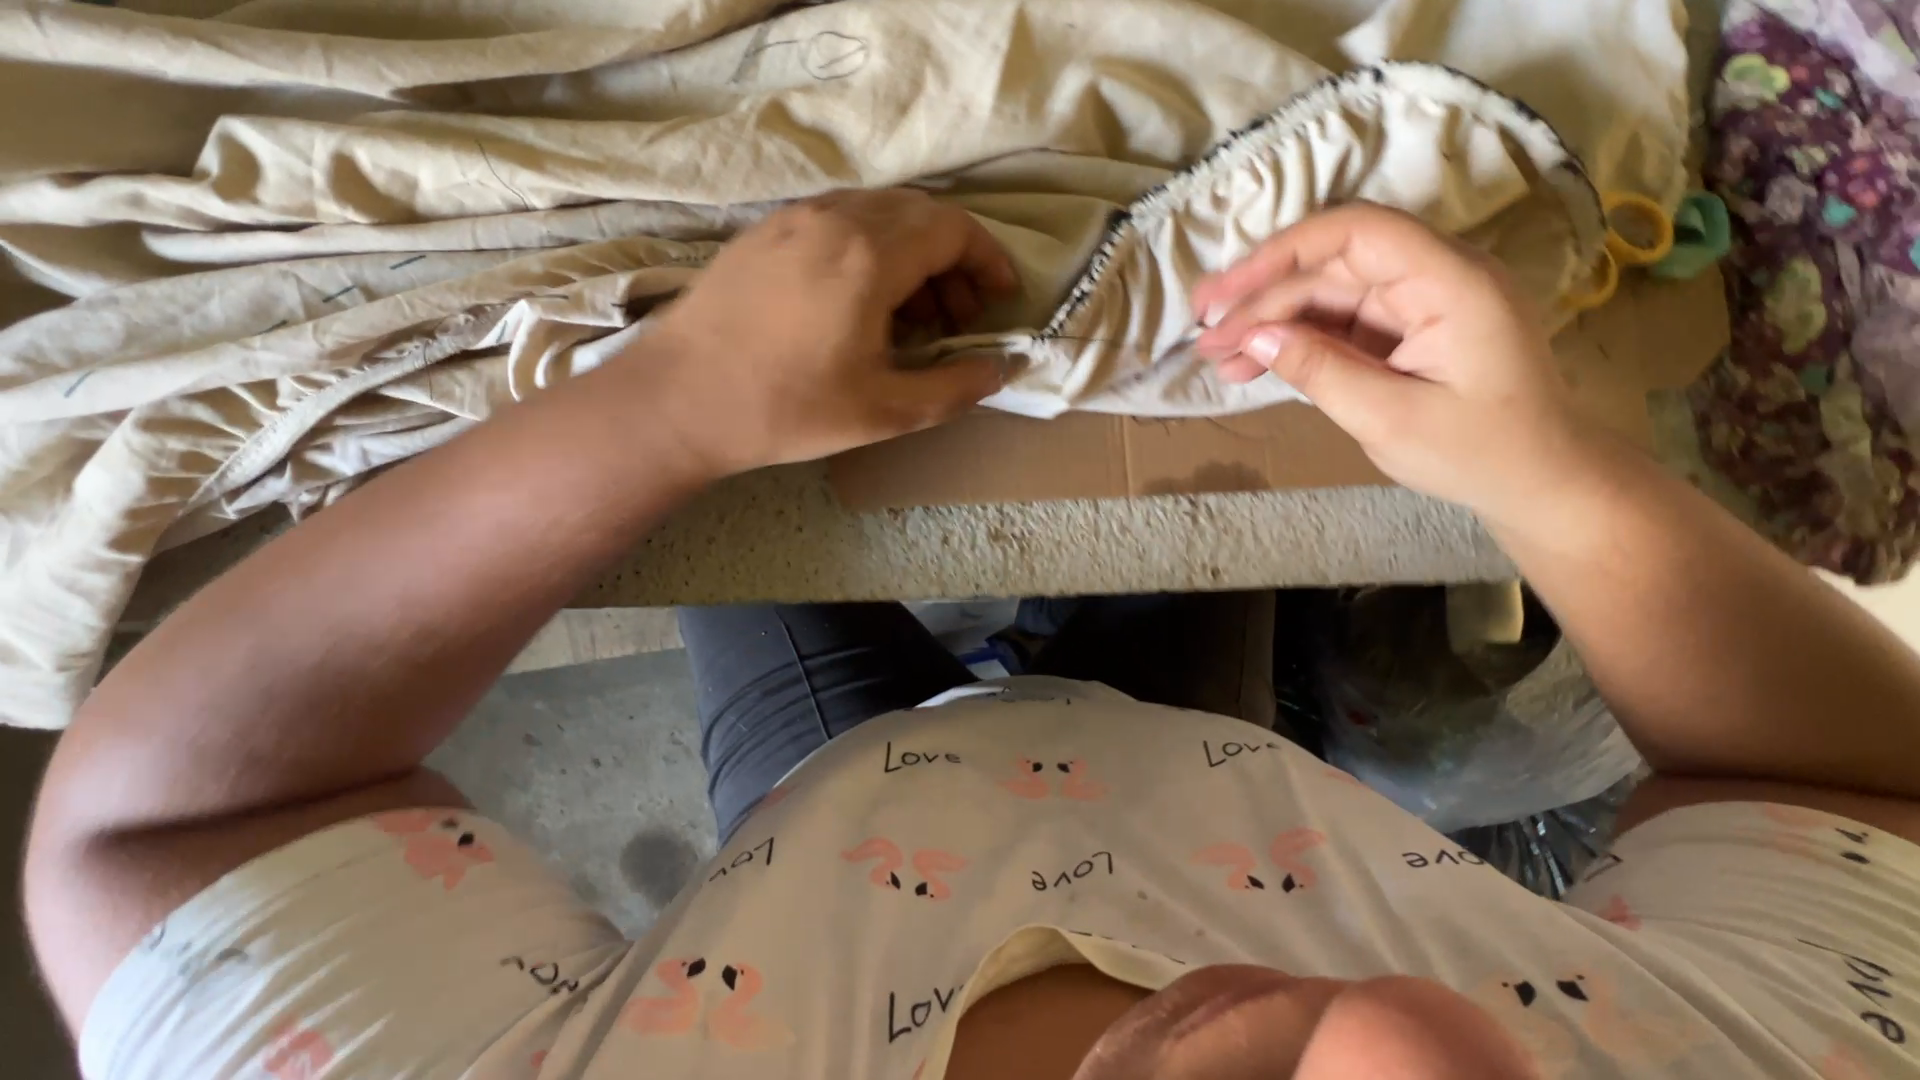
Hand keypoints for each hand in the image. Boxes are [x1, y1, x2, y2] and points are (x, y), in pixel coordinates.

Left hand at [636, 188, 1016, 476]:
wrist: (677, 401)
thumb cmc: (786, 409)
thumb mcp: (884, 412)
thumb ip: (954, 387)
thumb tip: (1002, 369)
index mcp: (868, 254)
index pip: (953, 229)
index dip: (988, 260)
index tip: (1001, 299)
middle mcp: (833, 218)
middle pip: (918, 215)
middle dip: (953, 260)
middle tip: (959, 318)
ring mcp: (791, 218)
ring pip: (876, 215)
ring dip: (911, 254)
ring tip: (912, 316)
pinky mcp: (761, 233)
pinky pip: (836, 222)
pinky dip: (868, 250)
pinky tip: (859, 303)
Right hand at [1189, 203, 1605, 525]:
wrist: (1540, 482)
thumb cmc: (1478, 454)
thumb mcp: (1389, 419)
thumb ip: (1320, 371)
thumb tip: (1254, 337)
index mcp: (1449, 282)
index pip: (1355, 233)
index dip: (1280, 253)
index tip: (1225, 294)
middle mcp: (1434, 276)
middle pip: (1330, 266)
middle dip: (1261, 298)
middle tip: (1204, 335)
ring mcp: (1418, 303)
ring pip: (1327, 294)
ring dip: (1269, 322)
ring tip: (1217, 358)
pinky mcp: (1405, 329)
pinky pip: (1339, 322)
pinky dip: (1295, 342)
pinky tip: (1253, 366)